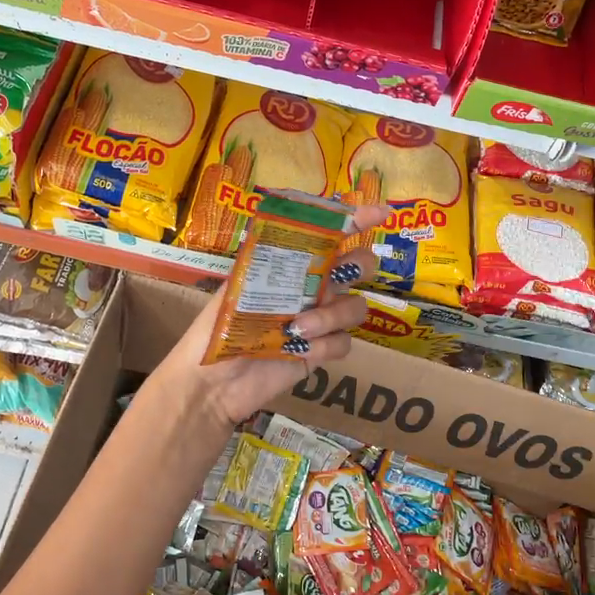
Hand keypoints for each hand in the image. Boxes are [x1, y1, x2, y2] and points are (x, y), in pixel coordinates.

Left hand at [152, 206, 384, 428]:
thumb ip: (268, 259)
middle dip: (360, 265)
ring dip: (332, 315)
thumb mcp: (239, 286)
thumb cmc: (218, 328)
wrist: (214, 382)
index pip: (329, 234)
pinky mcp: (322, 352)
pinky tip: (301, 351)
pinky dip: (325, 345)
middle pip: (358, 266)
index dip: (357, 219)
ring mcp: (320, 320)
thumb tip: (289, 225)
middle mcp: (312, 287)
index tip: (380, 212)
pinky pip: (343, 342)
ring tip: (299, 327)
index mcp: (292, 264)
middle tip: (344, 273)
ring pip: (355, 306)